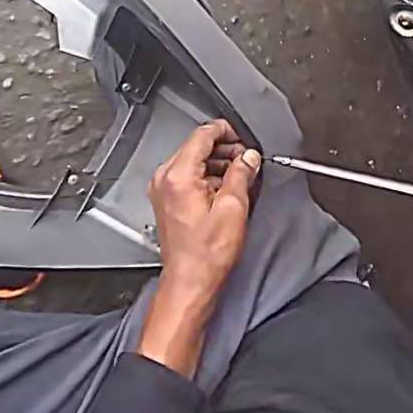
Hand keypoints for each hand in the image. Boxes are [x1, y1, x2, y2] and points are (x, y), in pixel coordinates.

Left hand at [135, 120, 260, 377]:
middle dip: (225, 149)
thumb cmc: (207, 254)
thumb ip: (241, 174)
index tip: (242, 137)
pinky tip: (226, 189)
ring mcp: (163, 189)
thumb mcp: (233, 208)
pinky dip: (207, 176)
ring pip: (193, 160)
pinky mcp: (166, 200)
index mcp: (178, 175)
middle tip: (247, 159)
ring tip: (240, 175)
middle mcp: (165, 178)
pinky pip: (188, 176)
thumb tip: (249, 156)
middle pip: (197, 146)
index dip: (226, 131)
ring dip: (217, 163)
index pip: (202, 134)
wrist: (190, 282)